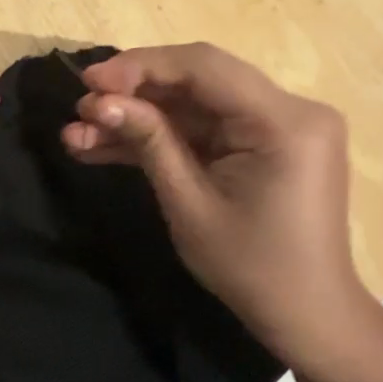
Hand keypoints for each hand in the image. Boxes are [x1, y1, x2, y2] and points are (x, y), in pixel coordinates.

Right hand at [61, 43, 365, 348]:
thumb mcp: (189, 204)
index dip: (140, 66)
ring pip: (192, 105)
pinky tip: (105, 147)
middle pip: (197, 80)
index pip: (203, 67)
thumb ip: (149, 142)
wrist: (304, 315)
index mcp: (284, 121)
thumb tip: (99, 103)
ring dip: (137, 118)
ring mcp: (276, 126)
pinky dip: (159, 137)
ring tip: (78, 135)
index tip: (88, 83)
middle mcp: (289, 109)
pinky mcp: (261, 144)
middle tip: (79, 110)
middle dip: (132, 92)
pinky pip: (203, 129)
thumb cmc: (250, 267)